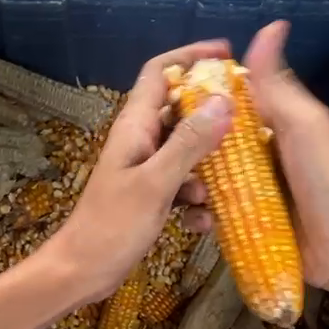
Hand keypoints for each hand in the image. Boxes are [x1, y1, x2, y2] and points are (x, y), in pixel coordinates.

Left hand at [45, 40, 233, 300]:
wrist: (81, 271)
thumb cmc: (112, 226)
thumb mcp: (155, 183)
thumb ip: (188, 143)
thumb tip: (223, 102)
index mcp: (135, 127)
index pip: (160, 72)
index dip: (190, 57)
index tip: (226, 56)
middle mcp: (140, 141)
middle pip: (181, 111)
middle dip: (213, 118)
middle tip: (246, 125)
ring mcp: (144, 170)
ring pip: (186, 153)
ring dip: (206, 170)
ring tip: (221, 189)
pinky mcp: (149, 197)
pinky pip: (181, 187)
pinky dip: (194, 201)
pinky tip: (201, 224)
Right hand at [180, 21, 328, 302]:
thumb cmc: (326, 181)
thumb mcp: (304, 126)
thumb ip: (277, 85)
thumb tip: (271, 25)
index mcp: (269, 125)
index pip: (224, 106)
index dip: (196, 103)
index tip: (168, 105)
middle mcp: (254, 155)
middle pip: (206, 143)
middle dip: (185, 150)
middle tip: (173, 157)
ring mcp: (244, 192)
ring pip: (201, 180)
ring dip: (189, 186)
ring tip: (191, 194)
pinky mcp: (238, 226)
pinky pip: (208, 216)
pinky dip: (199, 217)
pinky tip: (198, 221)